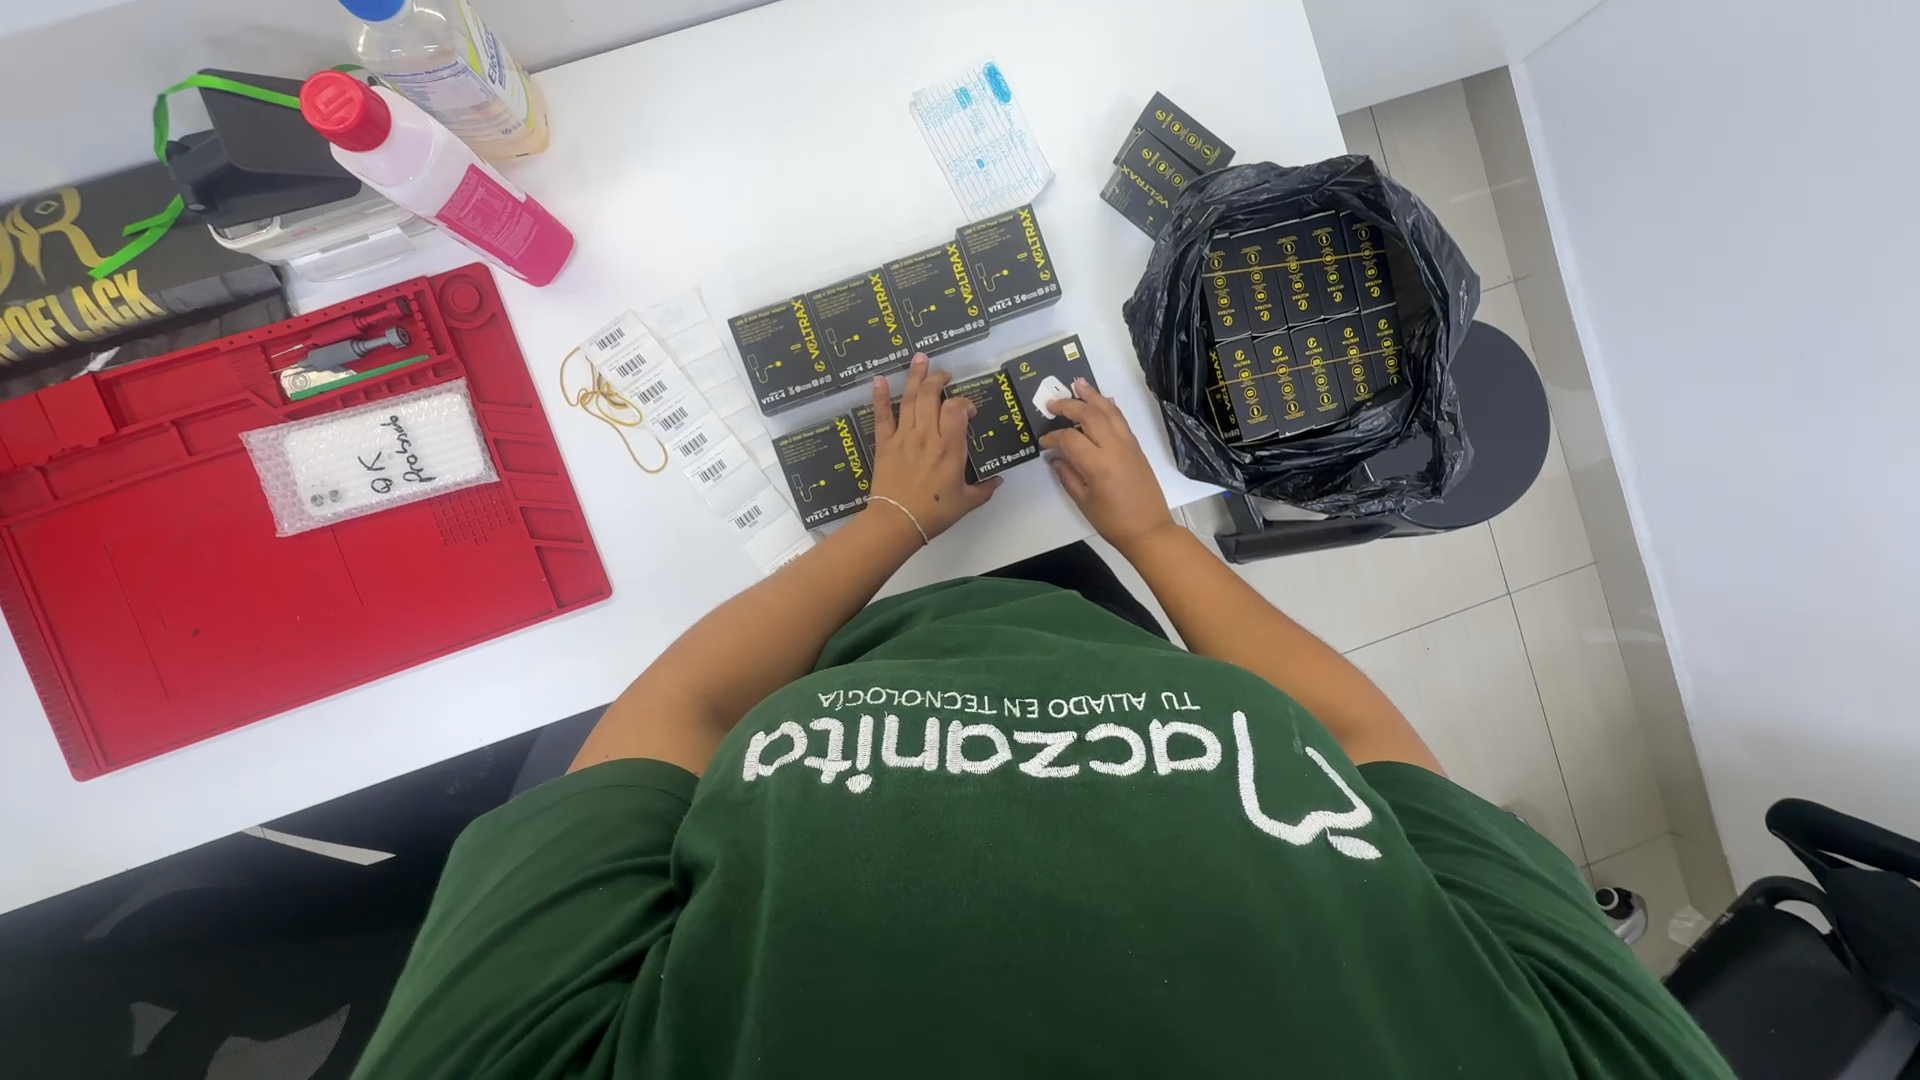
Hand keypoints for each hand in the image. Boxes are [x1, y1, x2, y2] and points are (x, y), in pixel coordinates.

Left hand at [866, 354, 1000, 539]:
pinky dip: (880, 396)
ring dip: (915, 376)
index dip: (964, 403)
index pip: (957, 409)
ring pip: (910, 399)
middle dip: (939, 379)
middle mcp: (927, 435)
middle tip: (945, 373)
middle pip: (933, 395)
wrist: (897, 521)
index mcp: (950, 447)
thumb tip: (998, 481)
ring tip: (919, 358)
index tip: (969, 411)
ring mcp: (904, 436)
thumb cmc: (934, 512)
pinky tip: (879, 379)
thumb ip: (984, 489)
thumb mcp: (967, 502)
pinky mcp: (885, 444)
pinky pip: (882, 415)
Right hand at [1039, 379, 1177, 557]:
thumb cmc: (1113, 521)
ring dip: (1093, 396)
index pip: (1070, 438)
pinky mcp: (1137, 447)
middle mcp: (1115, 448)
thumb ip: (1068, 475)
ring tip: (1078, 383)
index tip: (1043, 441)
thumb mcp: (1084, 501)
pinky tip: (1101, 400)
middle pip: (1090, 415)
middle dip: (1070, 405)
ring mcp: (1129, 445)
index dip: (1053, 436)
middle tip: (1052, 402)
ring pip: (1109, 411)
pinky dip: (1109, 407)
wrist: (1149, 530)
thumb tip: (1055, 458)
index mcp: (1098, 465)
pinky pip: (1121, 420)